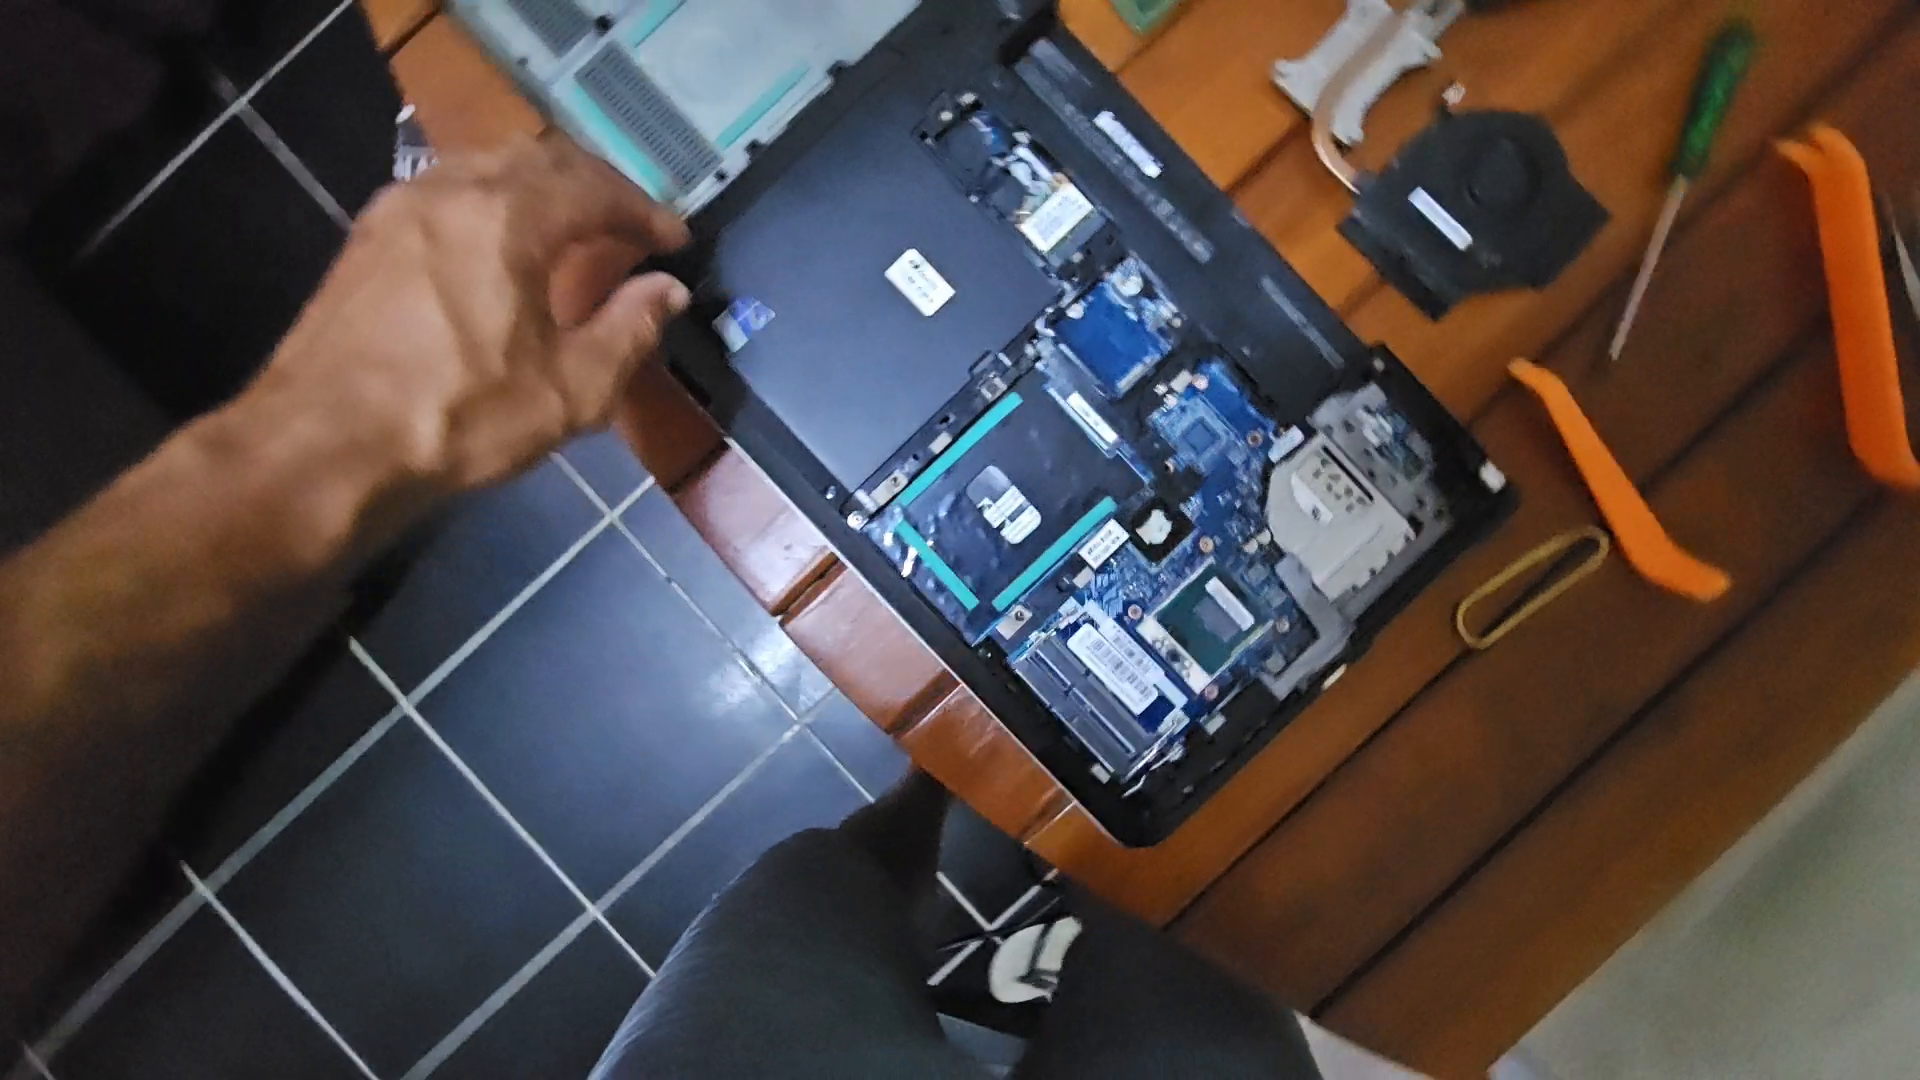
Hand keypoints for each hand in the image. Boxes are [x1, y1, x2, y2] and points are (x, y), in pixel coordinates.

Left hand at [248, 131, 692, 496]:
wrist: (329, 446)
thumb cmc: (466, 417)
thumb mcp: (574, 387)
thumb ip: (631, 329)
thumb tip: (667, 290)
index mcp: (506, 222)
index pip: (592, 189)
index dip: (645, 212)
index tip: (677, 241)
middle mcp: (450, 192)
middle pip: (540, 159)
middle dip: (599, 187)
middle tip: (636, 226)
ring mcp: (401, 207)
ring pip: (491, 166)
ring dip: (549, 187)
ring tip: (582, 228)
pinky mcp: (374, 234)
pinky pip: (454, 188)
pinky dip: (503, 200)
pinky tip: (514, 243)